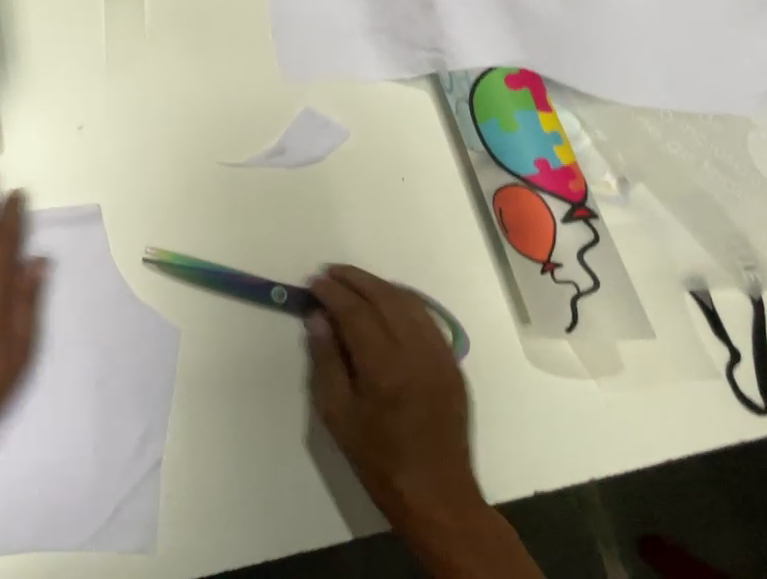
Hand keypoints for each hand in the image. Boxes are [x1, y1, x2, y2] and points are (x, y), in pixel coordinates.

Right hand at [307, 265, 478, 521]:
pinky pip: (428, 319)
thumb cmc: (376, 457)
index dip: (332, 293)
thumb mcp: (336, 412)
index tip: (313, 283)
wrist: (435, 493)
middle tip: (329, 273)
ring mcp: (441, 357)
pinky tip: (387, 302)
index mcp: (384, 368)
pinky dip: (404, 301)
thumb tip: (319, 317)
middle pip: (385, 298)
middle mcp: (417, 354)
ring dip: (379, 286)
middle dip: (355, 280)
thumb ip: (326, 359)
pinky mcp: (453, 365)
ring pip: (410, 303)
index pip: (355, 312)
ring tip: (353, 282)